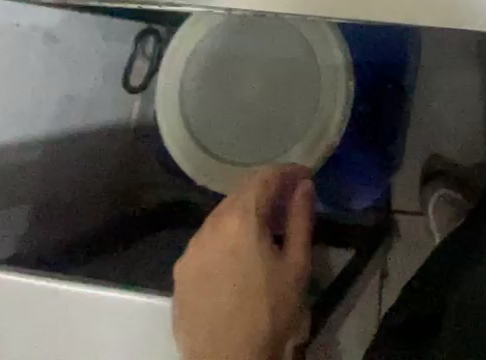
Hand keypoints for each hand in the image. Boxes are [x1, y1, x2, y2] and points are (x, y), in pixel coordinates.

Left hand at [172, 166, 315, 359]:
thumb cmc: (270, 314)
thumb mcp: (296, 266)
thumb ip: (300, 219)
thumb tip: (303, 186)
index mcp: (241, 218)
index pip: (265, 177)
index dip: (287, 172)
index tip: (305, 177)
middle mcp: (210, 225)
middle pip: (241, 193)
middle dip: (267, 190)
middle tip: (290, 200)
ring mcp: (191, 249)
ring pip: (221, 217)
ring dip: (245, 213)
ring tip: (267, 229)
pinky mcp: (180, 272)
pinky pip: (206, 241)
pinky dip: (226, 237)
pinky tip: (240, 256)